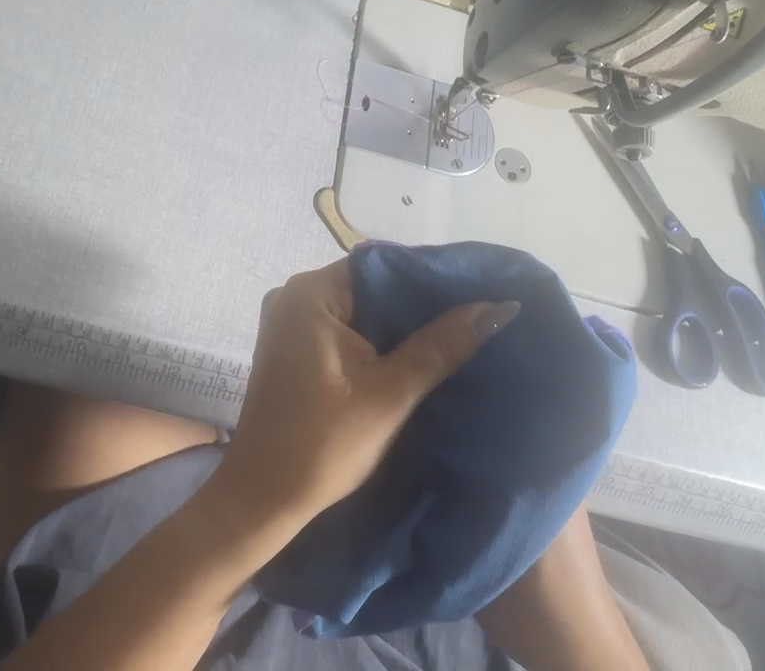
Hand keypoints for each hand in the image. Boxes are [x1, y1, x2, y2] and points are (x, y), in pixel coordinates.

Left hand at [206, 258, 519, 527]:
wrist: (264, 496)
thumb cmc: (325, 443)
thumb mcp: (392, 393)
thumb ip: (443, 344)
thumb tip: (500, 306)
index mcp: (310, 292)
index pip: (385, 268)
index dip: (433, 280)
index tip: (482, 293)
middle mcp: (294, 295)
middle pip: (373, 288)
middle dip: (422, 306)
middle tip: (480, 317)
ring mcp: (290, 322)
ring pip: (361, 312)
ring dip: (402, 327)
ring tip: (462, 334)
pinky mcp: (293, 348)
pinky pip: (346, 331)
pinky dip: (378, 342)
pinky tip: (418, 354)